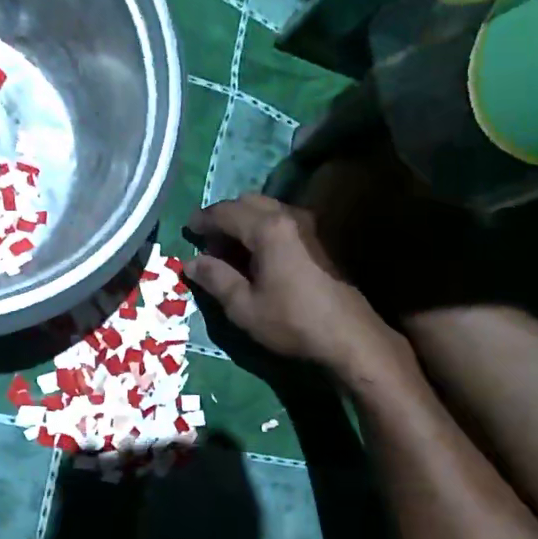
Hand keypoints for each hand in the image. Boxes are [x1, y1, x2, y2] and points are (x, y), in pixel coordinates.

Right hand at [186, 194, 408, 374]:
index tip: (188, 231)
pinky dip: (264, 230)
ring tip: (231, 254)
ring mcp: (309, 225)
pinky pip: (283, 222)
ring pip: (268, 210)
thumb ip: (215, 278)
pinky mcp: (320, 239)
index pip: (225, 212)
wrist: (349, 336)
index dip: (203, 220)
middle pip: (248, 203)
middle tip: (209, 245)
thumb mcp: (244, 306)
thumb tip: (191, 262)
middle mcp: (289, 216)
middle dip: (225, 218)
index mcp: (268, 228)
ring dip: (245, 224)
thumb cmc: (292, 322)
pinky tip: (258, 258)